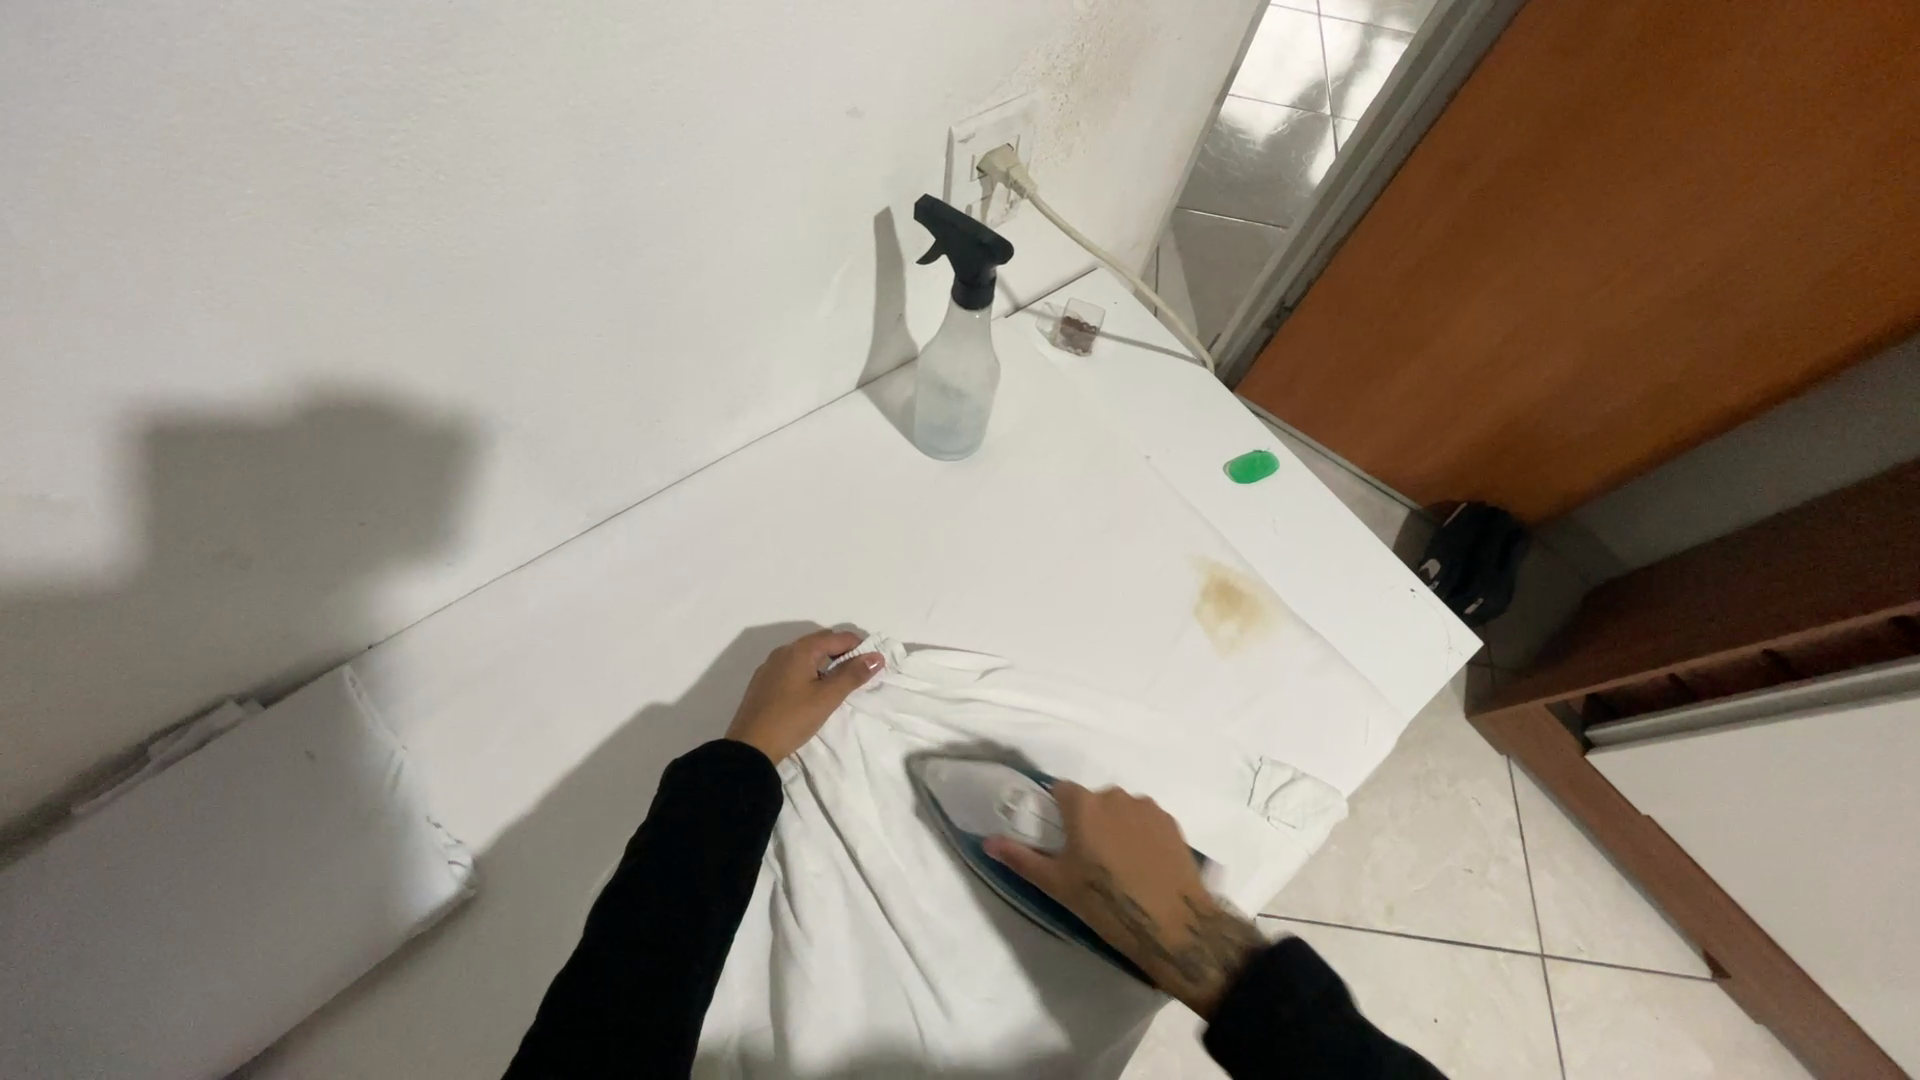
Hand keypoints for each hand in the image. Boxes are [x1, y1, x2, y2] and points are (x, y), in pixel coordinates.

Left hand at [725, 629, 883, 763]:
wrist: (749, 748)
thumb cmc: (792, 719)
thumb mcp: (827, 698)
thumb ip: (852, 675)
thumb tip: (876, 656)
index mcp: (799, 650)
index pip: (837, 637)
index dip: (859, 647)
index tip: (873, 664)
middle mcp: (783, 652)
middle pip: (820, 642)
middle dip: (842, 652)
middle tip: (859, 673)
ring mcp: (770, 667)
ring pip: (805, 656)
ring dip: (825, 663)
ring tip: (838, 684)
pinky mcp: (763, 683)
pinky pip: (792, 668)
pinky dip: (809, 672)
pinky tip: (812, 692)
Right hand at [984, 782, 1265, 1016]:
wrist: (1174, 926)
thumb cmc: (1107, 904)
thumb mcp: (1057, 885)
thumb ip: (1021, 858)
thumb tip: (987, 841)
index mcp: (1084, 805)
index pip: (1061, 790)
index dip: (1056, 810)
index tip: (1059, 837)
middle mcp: (1115, 796)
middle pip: (1092, 801)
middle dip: (1088, 822)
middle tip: (1088, 859)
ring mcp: (1147, 807)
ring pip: (1121, 809)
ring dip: (1116, 826)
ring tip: (1119, 865)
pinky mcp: (1171, 822)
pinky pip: (1146, 820)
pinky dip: (1141, 835)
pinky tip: (1144, 865)